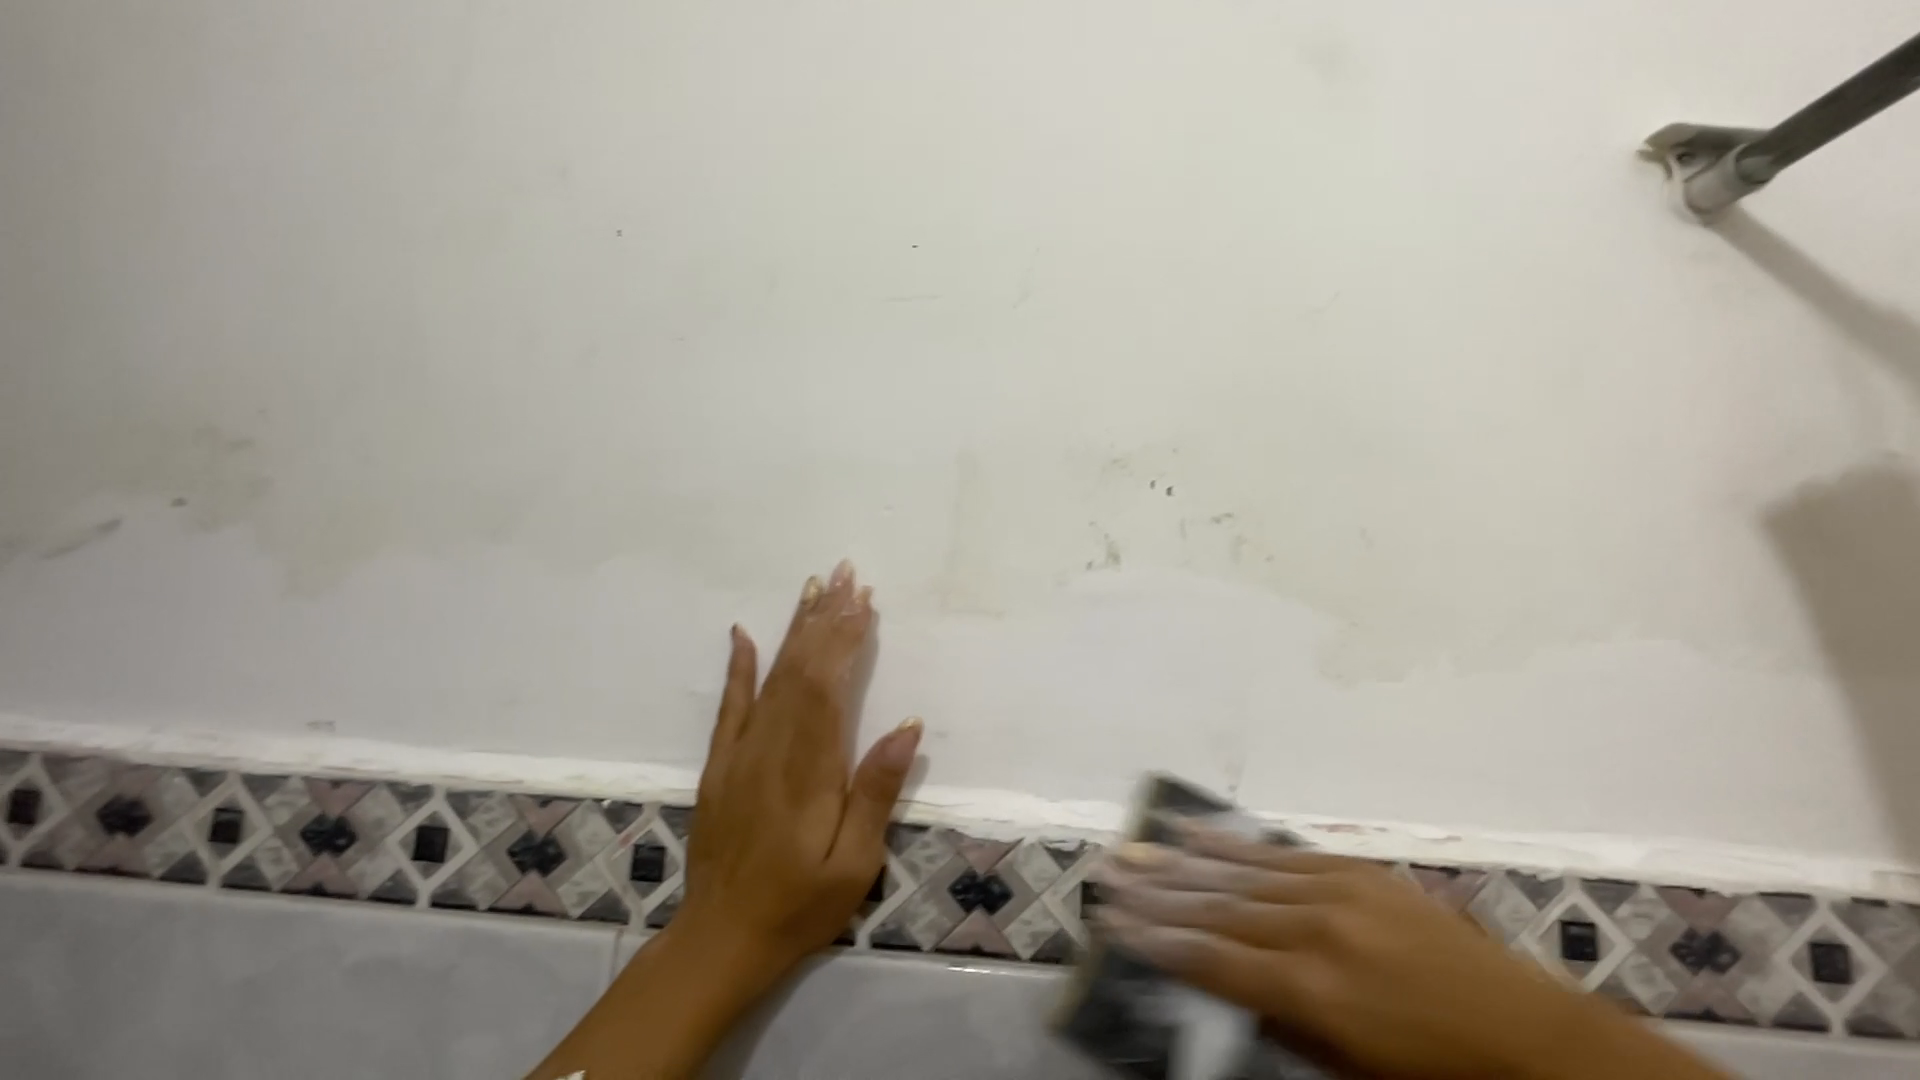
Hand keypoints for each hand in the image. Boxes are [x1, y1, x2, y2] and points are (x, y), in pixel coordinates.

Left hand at [676, 558, 923, 979]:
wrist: (722, 939)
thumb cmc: (801, 905)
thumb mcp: (855, 863)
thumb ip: (876, 792)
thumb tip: (907, 727)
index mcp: (810, 769)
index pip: (829, 687)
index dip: (846, 639)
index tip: (863, 600)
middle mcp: (773, 748)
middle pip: (802, 670)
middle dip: (826, 619)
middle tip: (846, 574)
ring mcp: (741, 753)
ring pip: (771, 676)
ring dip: (795, 630)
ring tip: (814, 588)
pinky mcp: (720, 765)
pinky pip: (730, 705)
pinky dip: (738, 666)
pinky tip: (743, 634)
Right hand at [1094, 829, 1727, 1079]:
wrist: (1530, 1035)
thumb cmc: (1432, 1070)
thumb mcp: (1348, 1068)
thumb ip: (1277, 1020)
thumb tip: (1217, 982)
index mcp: (1310, 989)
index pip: (1209, 957)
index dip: (1154, 939)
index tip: (1108, 921)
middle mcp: (1313, 929)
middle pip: (1214, 907)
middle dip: (1153, 891)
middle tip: (1104, 872)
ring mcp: (1336, 891)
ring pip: (1239, 873)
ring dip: (1179, 861)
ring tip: (1134, 847)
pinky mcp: (1356, 869)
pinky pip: (1279, 853)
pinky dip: (1230, 842)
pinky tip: (1195, 830)